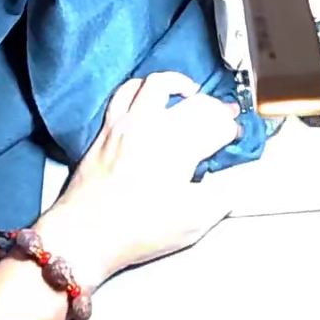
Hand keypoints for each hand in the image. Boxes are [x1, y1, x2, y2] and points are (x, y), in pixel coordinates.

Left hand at [32, 72, 242, 290]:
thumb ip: (221, 196)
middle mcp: (154, 126)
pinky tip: (147, 95)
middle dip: (216, 107)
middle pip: (194, 103)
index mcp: (179, 148)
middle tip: (223, 116)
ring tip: (189, 93)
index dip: (232, 128)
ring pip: (157, 84)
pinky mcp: (108, 127)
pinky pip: (124, 92)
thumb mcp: (192, 223)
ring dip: (179, 84)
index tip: (235, 135)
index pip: (216, 125)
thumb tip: (233, 178)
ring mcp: (127, 123)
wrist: (84, 235)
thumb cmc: (137, 231)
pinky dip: (141, 87)